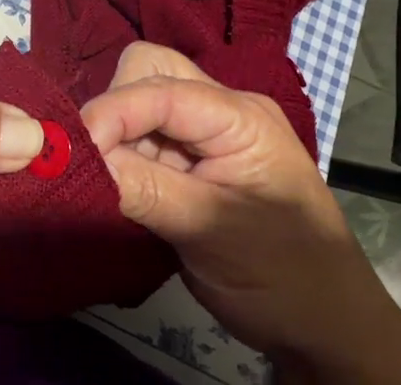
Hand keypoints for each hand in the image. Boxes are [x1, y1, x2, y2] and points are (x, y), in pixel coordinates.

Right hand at [81, 44, 400, 384]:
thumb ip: (143, 190)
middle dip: (114, 107)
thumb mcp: (211, 234)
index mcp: (240, 116)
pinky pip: (146, 136)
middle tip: (96, 159)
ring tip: (108, 179)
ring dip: (116, 133)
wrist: (328, 329)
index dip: (112, 112)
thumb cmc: (284, 278)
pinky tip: (117, 185)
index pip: (162, 88)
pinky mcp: (194, 161)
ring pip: (142, 100)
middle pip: (151, 71)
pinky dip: (123, 154)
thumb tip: (76, 159)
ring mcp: (209, 134)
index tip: (72, 152)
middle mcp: (223, 110)